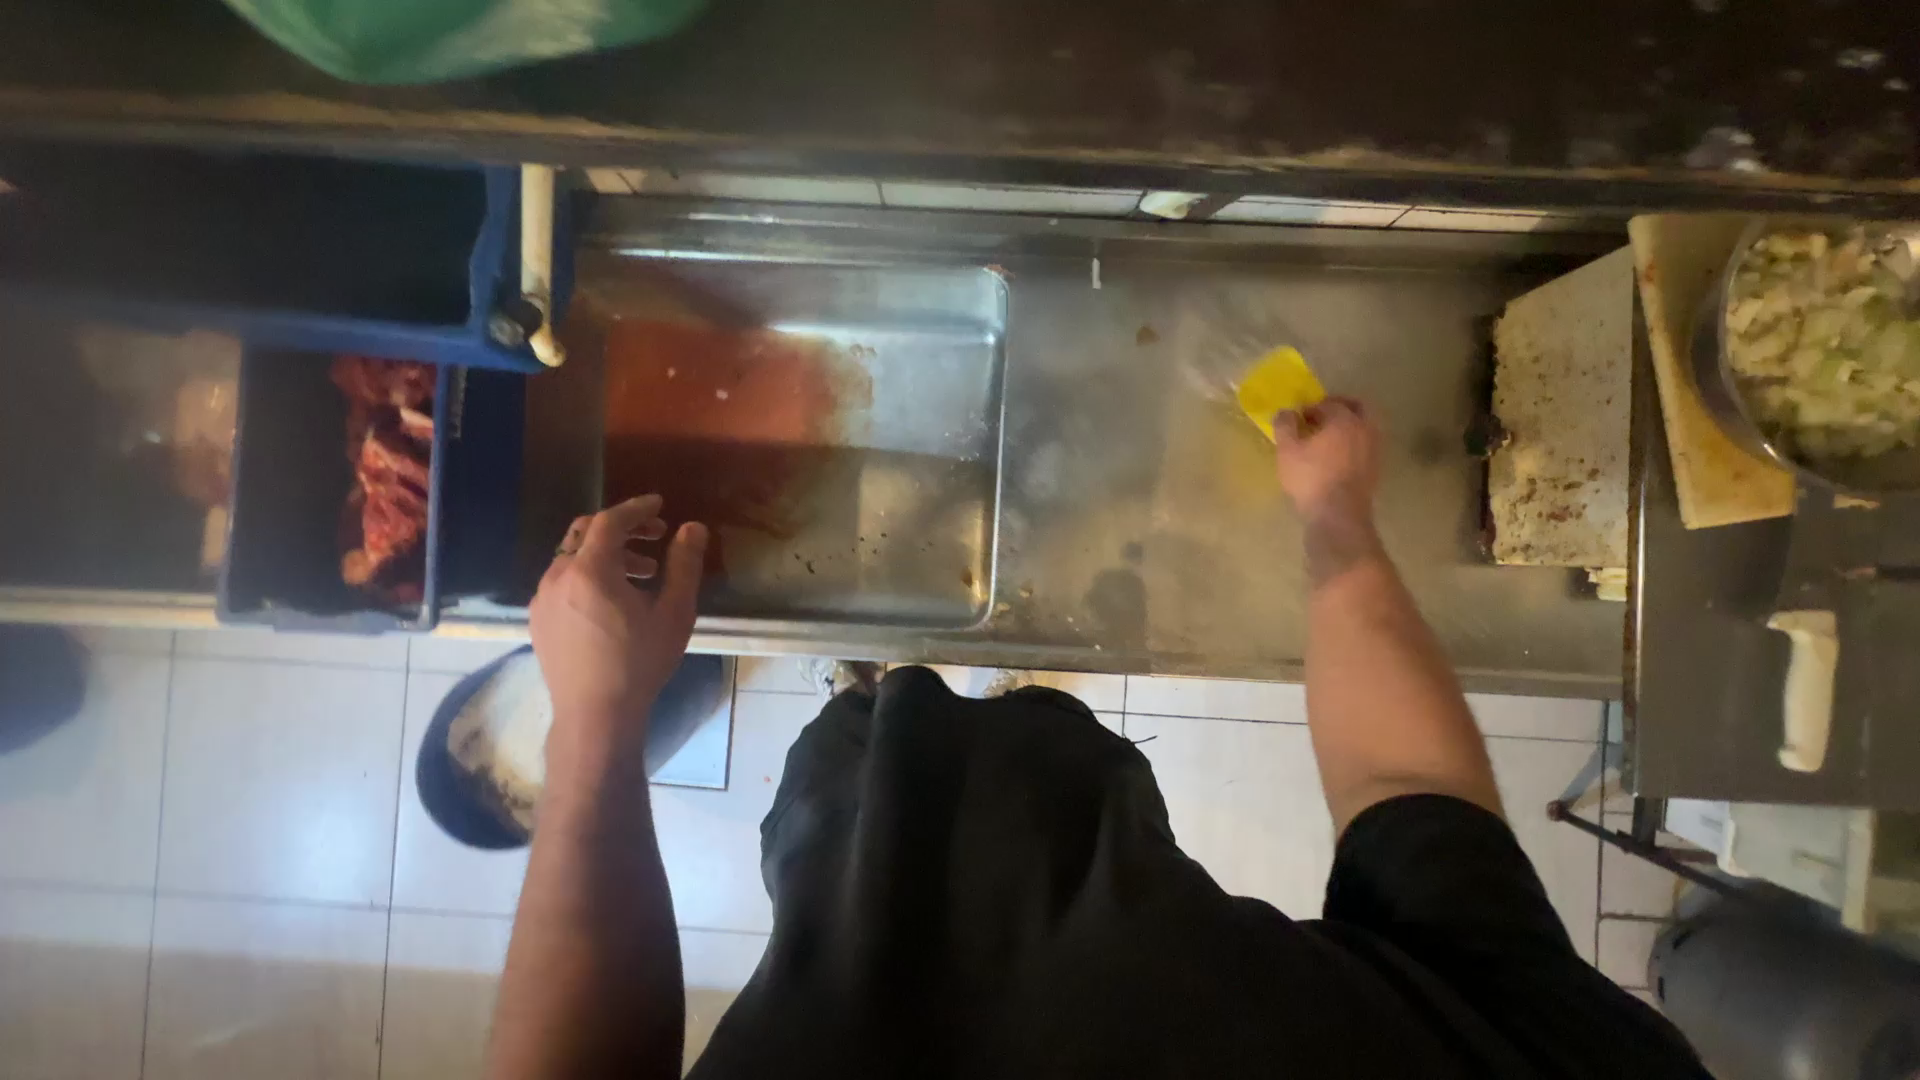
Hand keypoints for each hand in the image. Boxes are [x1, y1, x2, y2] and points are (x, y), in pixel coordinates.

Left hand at [530, 495, 708, 738]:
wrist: (595, 715)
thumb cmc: (640, 662)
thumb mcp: (674, 612)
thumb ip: (684, 565)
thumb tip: (693, 528)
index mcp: (589, 571)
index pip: (609, 522)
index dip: (636, 508)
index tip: (660, 504)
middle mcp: (557, 577)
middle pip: (584, 533)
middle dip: (622, 528)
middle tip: (656, 536)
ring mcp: (542, 600)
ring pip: (572, 558)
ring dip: (608, 554)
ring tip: (644, 573)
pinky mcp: (539, 620)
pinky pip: (563, 581)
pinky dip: (590, 575)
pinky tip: (615, 599)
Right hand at [1272, 396, 1379, 530]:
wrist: (1338, 513)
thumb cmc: (1310, 477)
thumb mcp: (1287, 450)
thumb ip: (1285, 426)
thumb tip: (1286, 412)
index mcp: (1344, 419)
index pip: (1329, 404)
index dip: (1311, 407)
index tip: (1299, 417)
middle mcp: (1364, 428)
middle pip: (1358, 407)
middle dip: (1341, 406)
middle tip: (1322, 416)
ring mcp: (1374, 448)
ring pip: (1366, 425)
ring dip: (1350, 424)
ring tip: (1330, 437)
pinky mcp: (1376, 467)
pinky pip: (1366, 444)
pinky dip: (1355, 442)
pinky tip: (1339, 456)